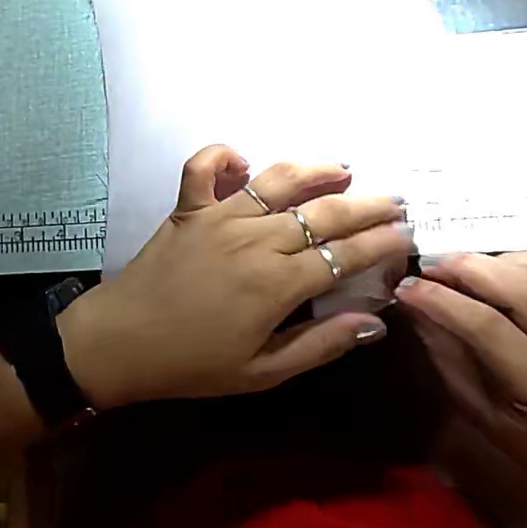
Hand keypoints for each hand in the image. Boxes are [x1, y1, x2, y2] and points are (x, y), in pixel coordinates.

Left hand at [58, 145, 412, 406]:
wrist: (120, 345)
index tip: (406, 235)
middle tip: (395, 200)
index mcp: (277, 283)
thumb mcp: (262, 371)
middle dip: (367, 205)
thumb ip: (320, 344)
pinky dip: (223, 156)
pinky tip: (244, 162)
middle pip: (323, 211)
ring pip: (277, 180)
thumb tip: (374, 322)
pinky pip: (203, 167)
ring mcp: (219, 217)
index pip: (345, 254)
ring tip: (342, 168)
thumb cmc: (194, 364)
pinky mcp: (187, 208)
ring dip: (314, 169)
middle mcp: (255, 239)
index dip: (381, 242)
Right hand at [395, 251, 526, 511]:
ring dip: (500, 260)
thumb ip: (447, 353)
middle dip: (472, 269)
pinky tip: (503, 271)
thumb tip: (413, 302)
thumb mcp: (479, 411)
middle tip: (433, 265)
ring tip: (466, 268)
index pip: (491, 329)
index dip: (445, 301)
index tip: (408, 286)